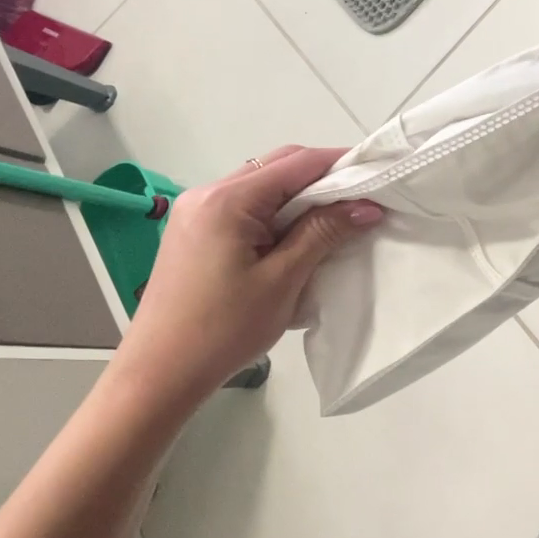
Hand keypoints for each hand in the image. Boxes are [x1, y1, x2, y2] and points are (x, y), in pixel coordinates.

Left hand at [113, 145, 381, 403]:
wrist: (158, 375)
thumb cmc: (222, 329)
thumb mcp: (283, 279)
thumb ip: (324, 232)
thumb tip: (367, 205)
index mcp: (227, 200)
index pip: (298, 162)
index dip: (343, 164)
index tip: (380, 176)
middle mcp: (207, 194)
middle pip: (278, 165)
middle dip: (325, 176)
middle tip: (363, 199)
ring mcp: (196, 212)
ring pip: (263, 184)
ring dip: (302, 195)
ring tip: (337, 219)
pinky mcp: (195, 232)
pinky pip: (247, 205)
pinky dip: (279, 210)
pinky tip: (299, 234)